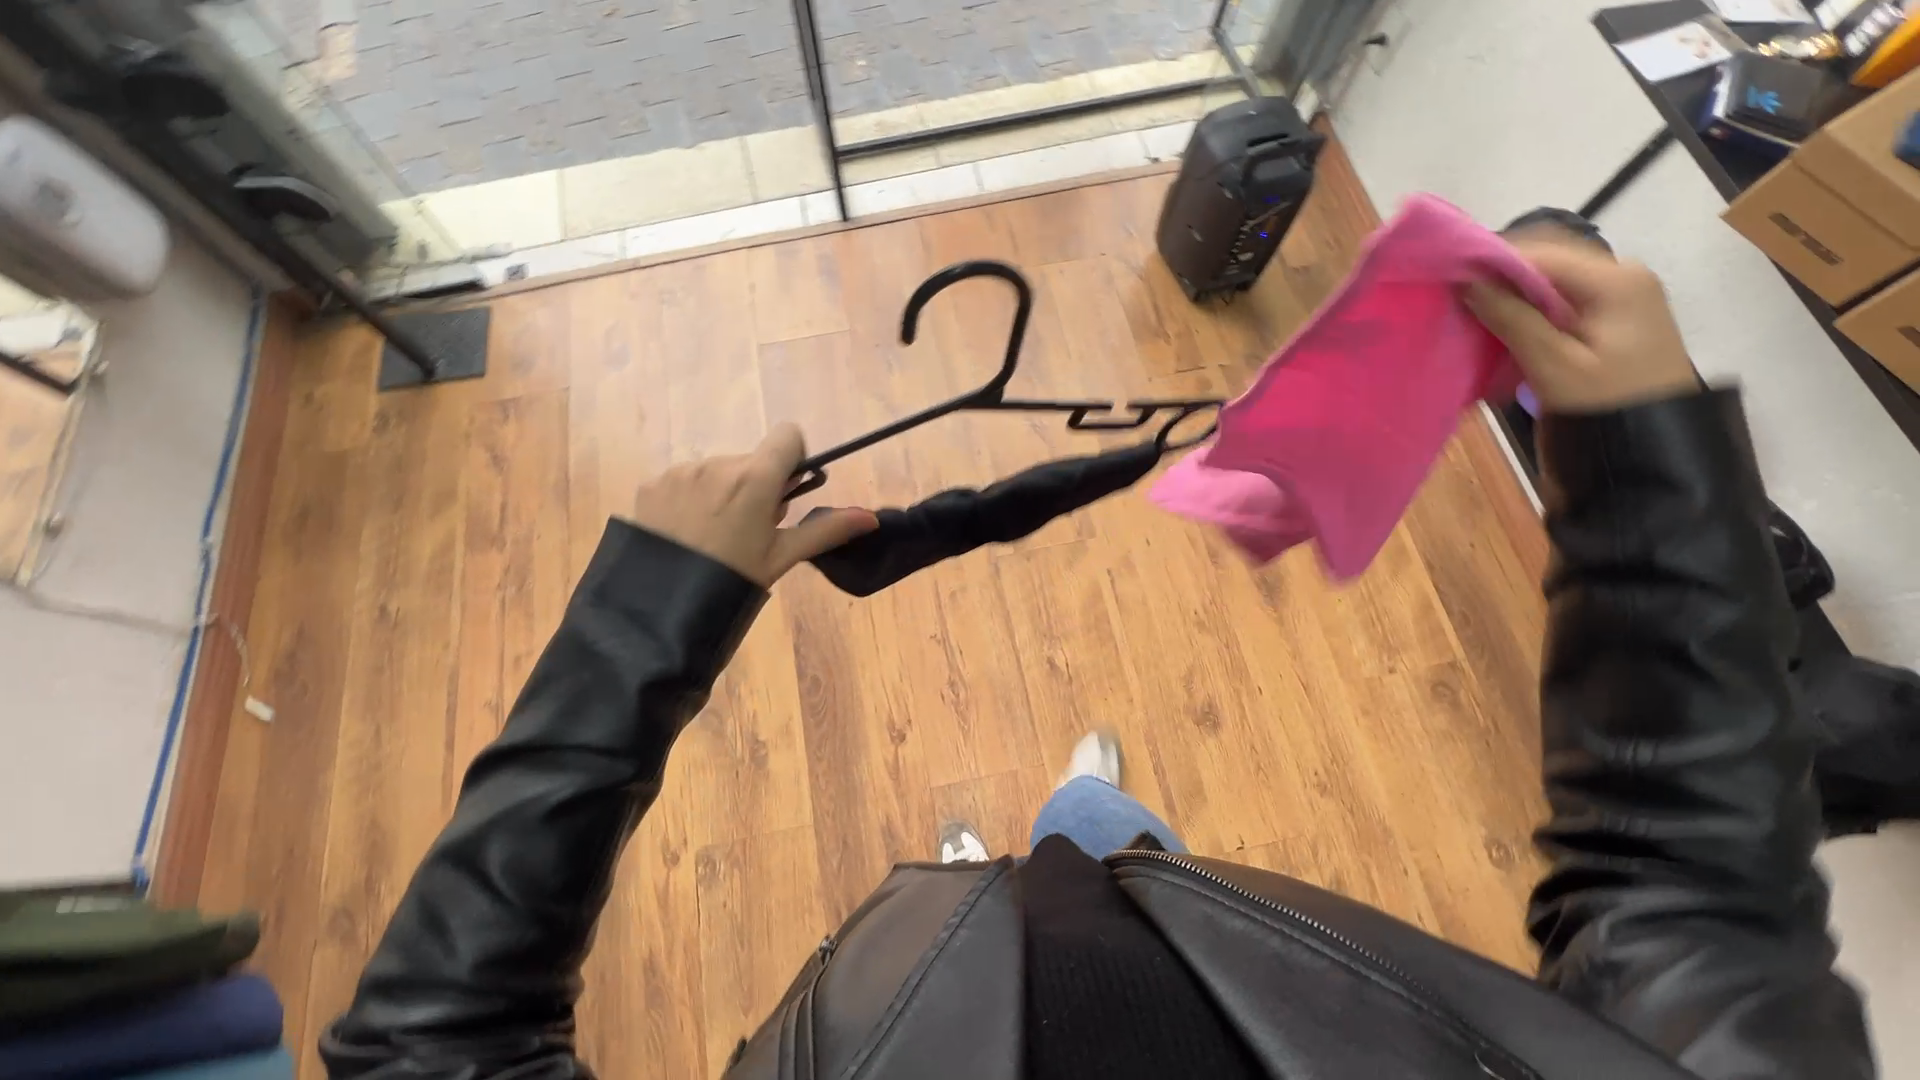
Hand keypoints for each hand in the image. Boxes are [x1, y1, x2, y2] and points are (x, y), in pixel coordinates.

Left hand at [625, 424, 877, 586]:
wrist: (662, 606)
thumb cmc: (733, 579)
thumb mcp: (782, 557)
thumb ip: (826, 530)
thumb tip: (870, 518)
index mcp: (755, 477)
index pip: (788, 434)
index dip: (793, 458)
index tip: (787, 491)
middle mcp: (717, 463)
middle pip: (752, 460)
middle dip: (758, 485)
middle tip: (752, 530)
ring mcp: (681, 472)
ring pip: (718, 470)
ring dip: (724, 492)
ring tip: (716, 536)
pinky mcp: (652, 484)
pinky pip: (685, 480)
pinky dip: (692, 499)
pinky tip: (687, 533)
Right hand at [1464, 236, 1699, 412]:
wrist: (1650, 439)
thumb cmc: (1603, 402)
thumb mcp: (1553, 364)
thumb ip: (1512, 318)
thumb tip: (1467, 282)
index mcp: (1614, 279)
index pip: (1541, 253)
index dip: (1491, 261)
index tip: (1449, 280)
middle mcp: (1622, 273)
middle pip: (1549, 259)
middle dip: (1500, 274)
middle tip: (1456, 297)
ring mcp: (1621, 292)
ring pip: (1552, 276)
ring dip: (1512, 290)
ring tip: (1472, 309)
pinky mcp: (1613, 312)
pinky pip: (1562, 295)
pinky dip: (1529, 303)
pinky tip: (1503, 321)